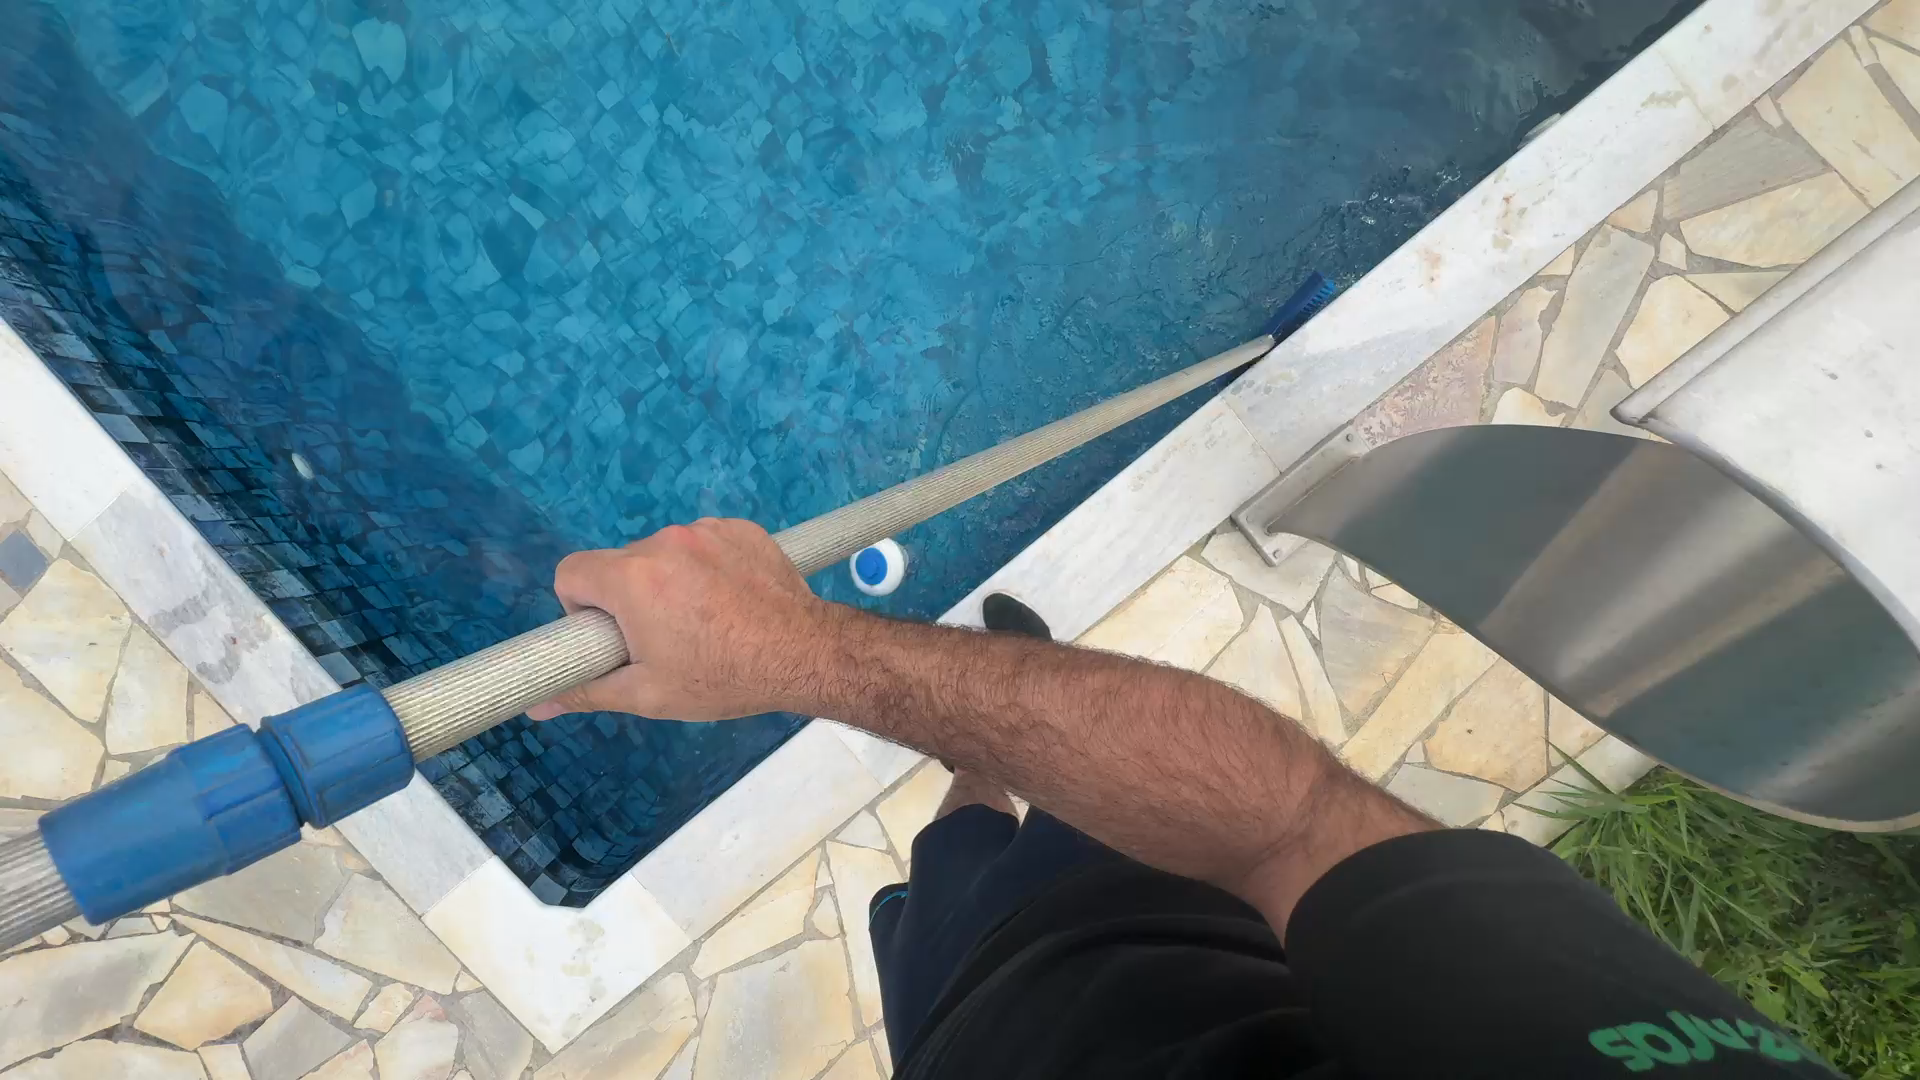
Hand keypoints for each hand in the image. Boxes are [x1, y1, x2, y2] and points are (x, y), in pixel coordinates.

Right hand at [526, 519, 838, 721]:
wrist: (805, 652)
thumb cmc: (724, 676)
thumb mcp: (649, 693)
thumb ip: (587, 692)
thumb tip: (538, 705)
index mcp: (634, 577)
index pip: (572, 572)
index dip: (582, 607)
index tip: (614, 633)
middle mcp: (668, 541)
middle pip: (623, 563)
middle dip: (632, 596)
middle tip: (666, 635)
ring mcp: (710, 529)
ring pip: (667, 552)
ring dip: (672, 578)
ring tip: (708, 618)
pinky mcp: (744, 529)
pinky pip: (707, 542)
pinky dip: (710, 564)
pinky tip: (734, 597)